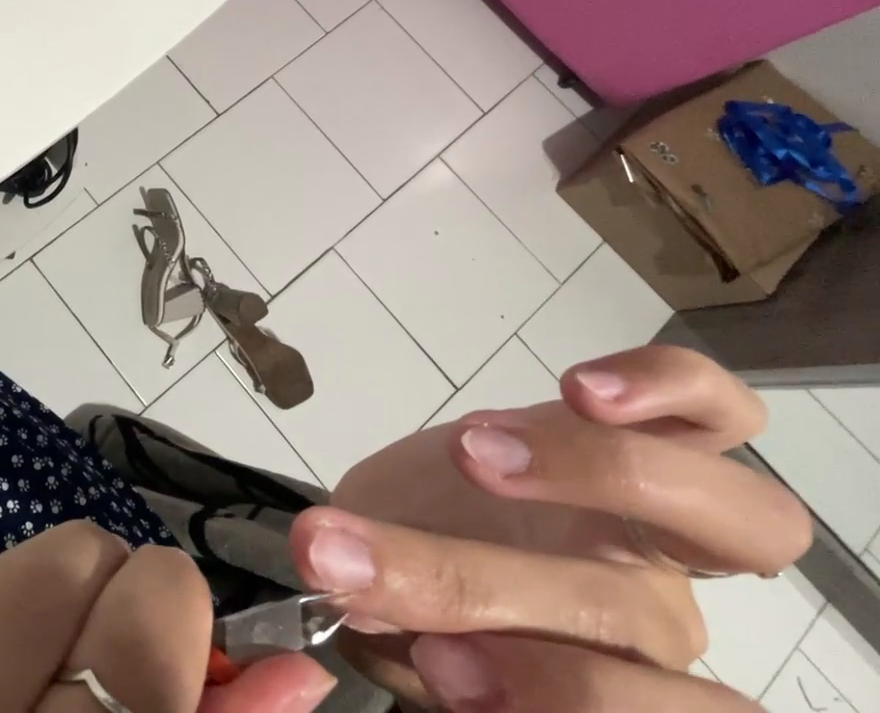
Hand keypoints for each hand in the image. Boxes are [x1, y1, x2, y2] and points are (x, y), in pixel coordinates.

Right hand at [290, 345, 810, 710]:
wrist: (410, 536)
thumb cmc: (404, 596)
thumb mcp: (390, 629)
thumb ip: (386, 615)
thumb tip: (343, 573)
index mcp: (607, 688)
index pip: (633, 712)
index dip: (556, 694)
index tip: (431, 659)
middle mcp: (656, 619)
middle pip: (631, 617)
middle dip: (483, 583)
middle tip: (359, 545)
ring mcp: (672, 530)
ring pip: (723, 521)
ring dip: (591, 475)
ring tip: (467, 449)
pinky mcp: (655, 437)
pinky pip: (716, 414)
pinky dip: (669, 392)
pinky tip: (580, 386)